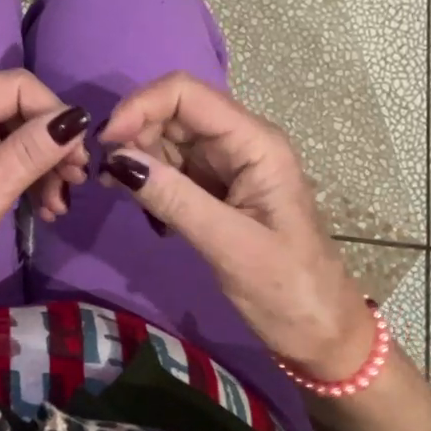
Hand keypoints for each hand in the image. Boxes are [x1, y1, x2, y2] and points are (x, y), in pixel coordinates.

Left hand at [0, 70, 90, 329]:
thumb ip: (29, 152)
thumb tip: (78, 118)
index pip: (16, 86)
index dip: (52, 112)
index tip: (77, 156)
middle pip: (21, 109)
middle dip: (52, 142)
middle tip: (76, 182)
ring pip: (23, 136)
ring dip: (47, 166)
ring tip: (59, 206)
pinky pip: (14, 160)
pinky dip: (34, 180)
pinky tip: (47, 210)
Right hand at [97, 73, 372, 380]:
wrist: (323, 337)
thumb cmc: (289, 291)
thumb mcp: (229, 246)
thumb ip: (173, 198)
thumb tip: (116, 160)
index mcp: (255, 142)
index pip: (186, 93)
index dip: (141, 106)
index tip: (107, 142)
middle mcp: (240, 141)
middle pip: (173, 109)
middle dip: (135, 131)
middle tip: (107, 173)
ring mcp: (227, 162)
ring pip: (167, 135)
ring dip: (137, 154)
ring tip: (115, 188)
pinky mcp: (215, 185)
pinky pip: (171, 163)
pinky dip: (146, 174)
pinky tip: (134, 198)